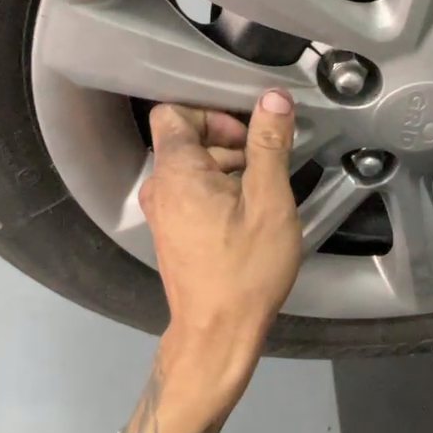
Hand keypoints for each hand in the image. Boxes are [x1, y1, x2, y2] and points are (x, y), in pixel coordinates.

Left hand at [138, 90, 301, 432]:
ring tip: (262, 195)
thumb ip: (269, 145)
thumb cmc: (245, 269)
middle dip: (228, 143)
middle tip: (265, 166)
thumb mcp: (269, 201)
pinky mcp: (171, 233)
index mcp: (175, 171)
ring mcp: (161, 213)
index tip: (246, 135)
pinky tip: (248, 217)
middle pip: (186, 139)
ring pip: (191, 168)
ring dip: (227, 169)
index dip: (211, 113)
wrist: (218, 334)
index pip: (172, 112)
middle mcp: (159, 187)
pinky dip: (217, 193)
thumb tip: (273, 98)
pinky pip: (190, 194)